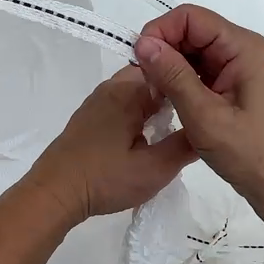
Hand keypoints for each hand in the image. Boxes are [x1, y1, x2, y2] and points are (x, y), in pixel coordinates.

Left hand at [21, 66, 198, 225]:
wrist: (55, 192)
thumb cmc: (105, 178)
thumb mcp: (155, 169)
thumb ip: (185, 146)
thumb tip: (208, 127)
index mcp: (130, 91)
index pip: (168, 71)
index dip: (189, 84)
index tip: (205, 101)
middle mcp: (112, 87)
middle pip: (152, 77)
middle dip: (173, 92)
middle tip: (194, 114)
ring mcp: (98, 100)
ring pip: (136, 90)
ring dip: (154, 103)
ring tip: (174, 126)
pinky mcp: (89, 115)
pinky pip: (122, 102)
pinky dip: (138, 111)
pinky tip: (146, 134)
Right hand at [133, 5, 263, 218]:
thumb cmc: (248, 153)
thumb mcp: (204, 115)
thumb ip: (173, 76)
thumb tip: (142, 42)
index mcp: (242, 47)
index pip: (190, 17)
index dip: (160, 31)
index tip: (139, 61)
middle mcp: (241, 48)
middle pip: (190, 30)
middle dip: (163, 49)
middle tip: (146, 83)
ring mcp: (237, 65)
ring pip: (191, 49)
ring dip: (168, 65)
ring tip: (156, 94)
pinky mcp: (232, 82)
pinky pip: (198, 67)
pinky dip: (179, 78)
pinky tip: (169, 98)